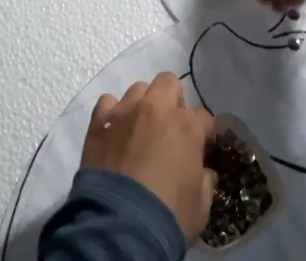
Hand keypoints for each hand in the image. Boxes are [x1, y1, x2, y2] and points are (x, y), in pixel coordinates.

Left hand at [81, 72, 216, 238]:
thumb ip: (205, 181)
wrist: (121, 224)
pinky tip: (114, 131)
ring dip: (143, 104)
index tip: (198, 145)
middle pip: (169, 83)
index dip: (202, 131)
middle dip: (173, 100)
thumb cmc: (169, 215)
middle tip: (169, 126)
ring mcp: (126, 111)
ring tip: (139, 128)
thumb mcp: (201, 205)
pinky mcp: (100, 121)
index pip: (203, 116)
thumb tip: (204, 172)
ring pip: (138, 89)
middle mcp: (157, 109)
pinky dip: (112, 113)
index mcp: (187, 126)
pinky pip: (107, 102)